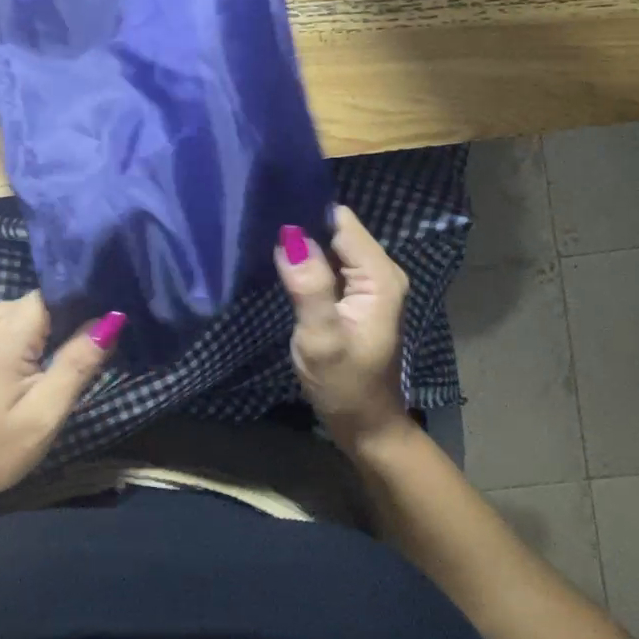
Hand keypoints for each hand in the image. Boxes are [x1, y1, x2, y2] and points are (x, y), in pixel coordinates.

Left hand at [0, 292, 122, 511]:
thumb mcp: (44, 414)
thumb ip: (78, 363)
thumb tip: (112, 320)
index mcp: (6, 330)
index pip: (58, 294)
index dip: (86, 309)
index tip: (109, 333)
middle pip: (48, 304)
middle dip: (72, 327)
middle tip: (91, 363)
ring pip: (36, 315)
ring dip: (56, 337)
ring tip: (69, 370)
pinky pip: (20, 325)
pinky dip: (38, 342)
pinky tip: (45, 370)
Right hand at [276, 205, 414, 449]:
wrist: (366, 425)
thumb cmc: (344, 385)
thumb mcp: (321, 339)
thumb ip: (309, 288)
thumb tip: (289, 237)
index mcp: (379, 277)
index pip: (341, 222)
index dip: (306, 213)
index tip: (267, 212)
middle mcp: (380, 272)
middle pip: (337, 228)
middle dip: (301, 227)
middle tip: (258, 231)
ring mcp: (369, 283)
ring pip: (331, 244)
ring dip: (301, 243)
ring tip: (262, 243)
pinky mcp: (355, 294)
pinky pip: (329, 262)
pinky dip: (306, 260)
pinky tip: (279, 264)